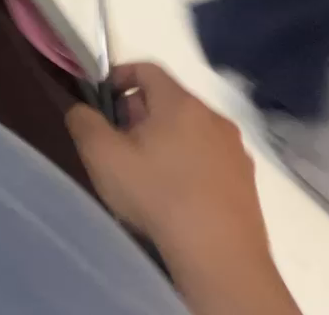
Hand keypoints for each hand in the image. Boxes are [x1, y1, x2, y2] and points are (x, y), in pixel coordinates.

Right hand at [66, 63, 270, 261]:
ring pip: (188, 129)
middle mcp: (215, 120)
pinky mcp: (246, 182)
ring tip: (142, 170)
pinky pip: (207, 155)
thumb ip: (82, 119)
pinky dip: (185, 162)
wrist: (220, 258)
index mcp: (181, 104)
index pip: (147, 69)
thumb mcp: (100, 153)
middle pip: (167, 99)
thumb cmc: (156, 194)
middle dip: (137, 112)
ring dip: (162, 138)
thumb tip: (83, 111)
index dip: (118, 76)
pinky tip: (171, 193)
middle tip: (117, 140)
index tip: (101, 101)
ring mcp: (236, 153)